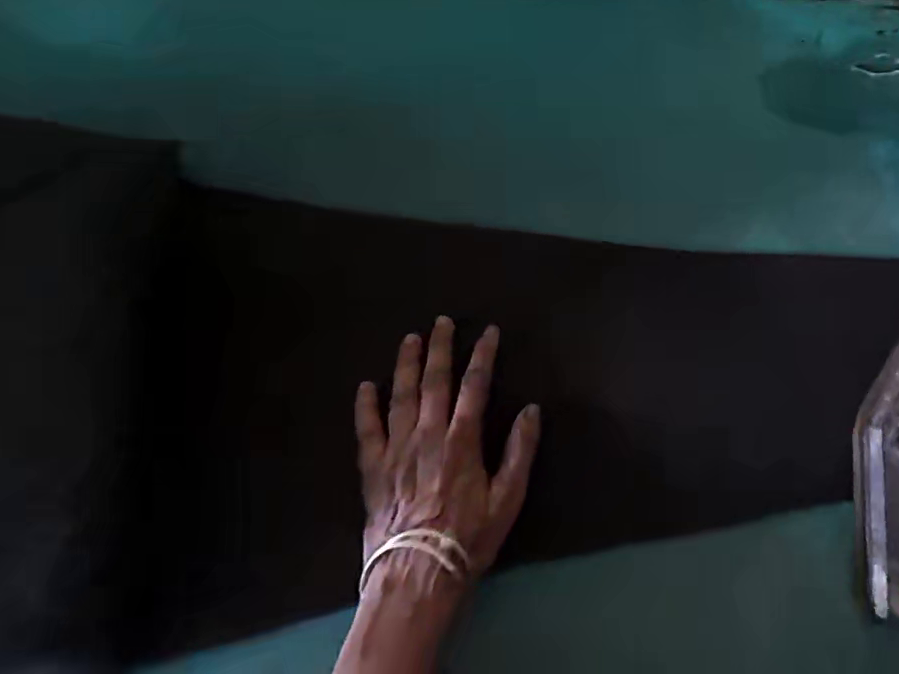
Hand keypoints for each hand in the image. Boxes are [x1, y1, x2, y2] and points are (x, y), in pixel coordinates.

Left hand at [355, 317, 540, 589]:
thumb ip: (520, 450)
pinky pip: (366, 431)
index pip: (475, 385)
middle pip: (434, 381)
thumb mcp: (508, 498)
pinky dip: (365, 406)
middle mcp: (428, 434)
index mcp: (462, 439)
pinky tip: (366, 386)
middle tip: (442, 321)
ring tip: (410, 339)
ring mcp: (396, 450)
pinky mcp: (373, 470)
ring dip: (406, 365)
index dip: (483, 355)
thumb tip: (532, 409)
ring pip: (401, 396)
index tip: (489, 331)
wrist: (416, 577)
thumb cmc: (467, 537)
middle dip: (440, 348)